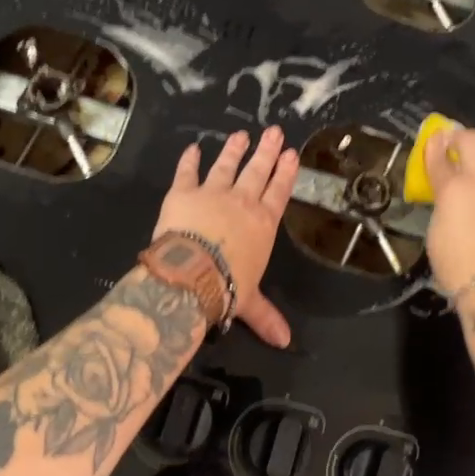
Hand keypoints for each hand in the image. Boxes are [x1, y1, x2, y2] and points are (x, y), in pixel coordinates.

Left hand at [154, 126, 299, 347]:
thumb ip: (266, 317)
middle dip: (267, 151)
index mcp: (263, 225)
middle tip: (275, 132)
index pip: (279, 193)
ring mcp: (212, 193)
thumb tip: (285, 343)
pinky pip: (187, 172)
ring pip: (227, 166)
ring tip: (241, 135)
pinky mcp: (183, 192)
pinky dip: (189, 159)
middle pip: (258, 171)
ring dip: (235, 150)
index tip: (291, 155)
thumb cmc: (226, 288)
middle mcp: (242, 203)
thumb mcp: (249, 303)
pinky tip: (193, 148)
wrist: (191, 276)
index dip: (286, 173)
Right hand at [421, 127, 474, 292]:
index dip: (433, 145)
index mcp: (453, 188)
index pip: (439, 156)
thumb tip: (447, 195)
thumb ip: (442, 203)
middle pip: (473, 140)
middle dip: (460, 137)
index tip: (433, 139)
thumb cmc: (456, 265)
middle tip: (455, 144)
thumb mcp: (436, 231)